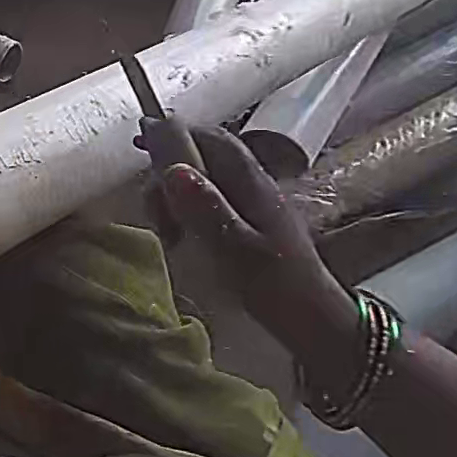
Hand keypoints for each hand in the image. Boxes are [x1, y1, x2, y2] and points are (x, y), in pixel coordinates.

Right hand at [148, 126, 362, 393]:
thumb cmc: (276, 287)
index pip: (211, 138)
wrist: (316, 323)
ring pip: (200, 177)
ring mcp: (251, 201)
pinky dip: (184, 207)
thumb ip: (206, 209)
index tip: (141, 138)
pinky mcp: (247, 219)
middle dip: (168, 172)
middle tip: (154, 210)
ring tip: (167, 231)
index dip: (175, 133)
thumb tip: (173, 169)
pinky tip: (179, 234)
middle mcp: (251, 183)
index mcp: (250, 182)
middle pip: (201, 155)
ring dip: (173, 195)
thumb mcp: (236, 250)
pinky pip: (207, 197)